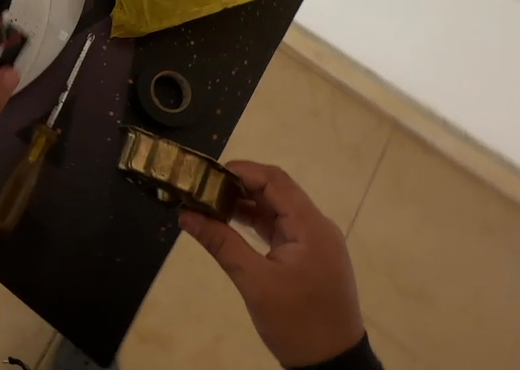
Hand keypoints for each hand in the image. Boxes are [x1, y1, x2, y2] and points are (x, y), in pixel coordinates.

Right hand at [178, 160, 364, 367]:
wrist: (334, 369)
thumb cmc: (297, 323)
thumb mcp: (254, 282)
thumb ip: (221, 242)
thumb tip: (186, 214)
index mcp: (311, 227)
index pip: (274, 180)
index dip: (240, 170)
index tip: (207, 174)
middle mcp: (317, 227)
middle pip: (276, 190)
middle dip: (238, 185)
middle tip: (203, 187)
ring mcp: (315, 242)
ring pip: (277, 207)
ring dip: (245, 203)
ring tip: (209, 202)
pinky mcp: (309, 256)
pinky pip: (280, 226)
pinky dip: (255, 221)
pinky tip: (229, 223)